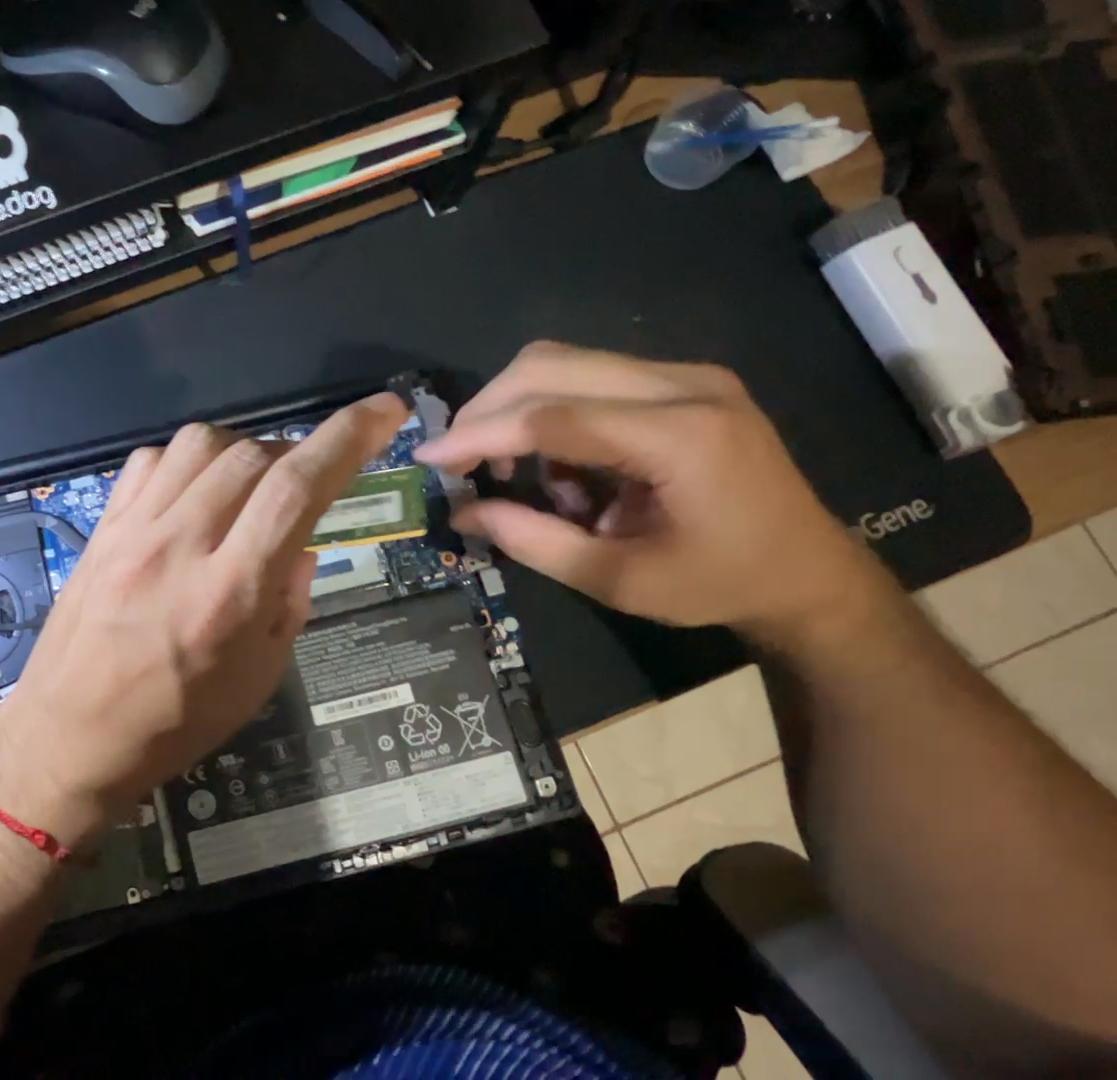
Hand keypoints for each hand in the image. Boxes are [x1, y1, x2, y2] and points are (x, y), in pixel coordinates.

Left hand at [0, 393, 412, 844]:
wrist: (70, 736)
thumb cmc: (175, 722)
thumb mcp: (258, 678)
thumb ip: (289, 602)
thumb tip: (302, 542)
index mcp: (231, 593)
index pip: (297, 488)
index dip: (349, 436)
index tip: (385, 410)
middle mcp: (181, 546)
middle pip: (252, 455)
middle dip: (295, 455)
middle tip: (302, 485)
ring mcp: (133, 531)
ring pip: (199, 444)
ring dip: (241, 451)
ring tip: (247, 488)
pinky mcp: (101, 528)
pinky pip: (150, 462)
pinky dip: (185, 463)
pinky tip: (191, 494)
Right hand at [415, 341, 886, 639]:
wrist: (809, 573)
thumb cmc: (717, 585)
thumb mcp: (616, 578)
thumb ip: (532, 540)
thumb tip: (460, 513)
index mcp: (683, 439)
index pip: (553, 415)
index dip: (479, 433)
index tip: (428, 458)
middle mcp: (687, 387)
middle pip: (552, 365)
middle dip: (488, 409)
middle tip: (459, 460)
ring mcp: (689, 376)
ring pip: (566, 361)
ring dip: (520, 411)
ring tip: (518, 474)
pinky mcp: (684, 381)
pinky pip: (592, 377)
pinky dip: (553, 415)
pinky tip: (565, 468)